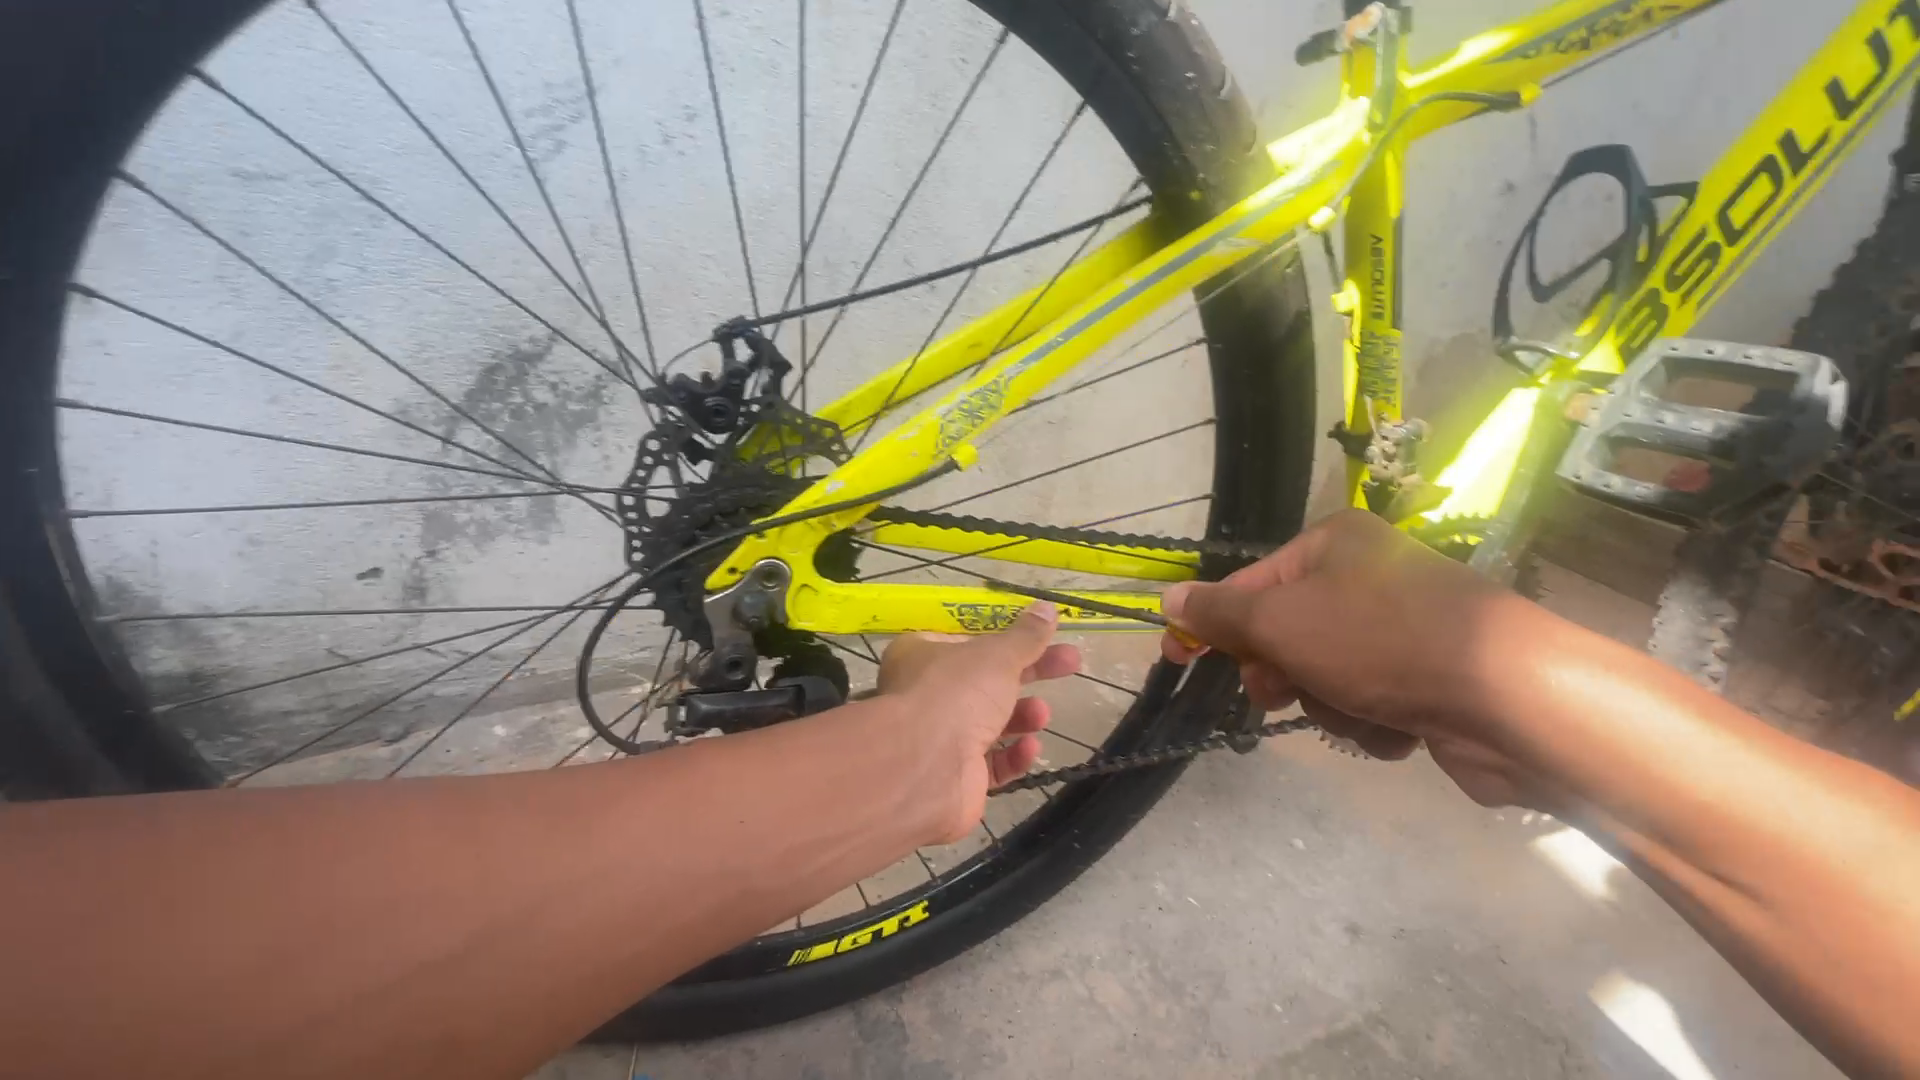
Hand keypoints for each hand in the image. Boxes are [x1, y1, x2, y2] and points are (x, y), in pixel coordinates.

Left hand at [875, 602, 1081, 842]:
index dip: (1006, 640)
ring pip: (989, 722)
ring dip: (1021, 716)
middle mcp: (927, 694)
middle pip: (987, 680)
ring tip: (1041, 714)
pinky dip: (1013, 756)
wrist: (925, 767)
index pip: (968, 641)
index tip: (1043, 637)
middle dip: (1030, 673)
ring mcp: (940, 738)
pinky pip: (992, 763)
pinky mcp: (956, 777)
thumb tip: (1048, 608)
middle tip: (1071, 663)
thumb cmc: (956, 693)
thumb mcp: (998, 655)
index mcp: (922, 655)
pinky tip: (1030, 748)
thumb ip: (1027, 636)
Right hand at [1159, 510, 1557, 807]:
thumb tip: (1169, 597)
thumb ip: (1219, 613)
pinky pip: (1367, 701)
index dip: (1208, 624)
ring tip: (1360, 710)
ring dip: (1328, 703)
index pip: (1246, 585)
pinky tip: (1397, 726)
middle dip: (1281, 672)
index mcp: (1332, 545)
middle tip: (1279, 692)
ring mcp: (1401, 627)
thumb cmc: (1379, 642)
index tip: (1175, 656)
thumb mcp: (1279, 623)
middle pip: (1284, 633)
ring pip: (1323, 676)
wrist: (1511, 698)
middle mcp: (1366, 577)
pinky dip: (1371, 721)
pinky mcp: (1429, 676)